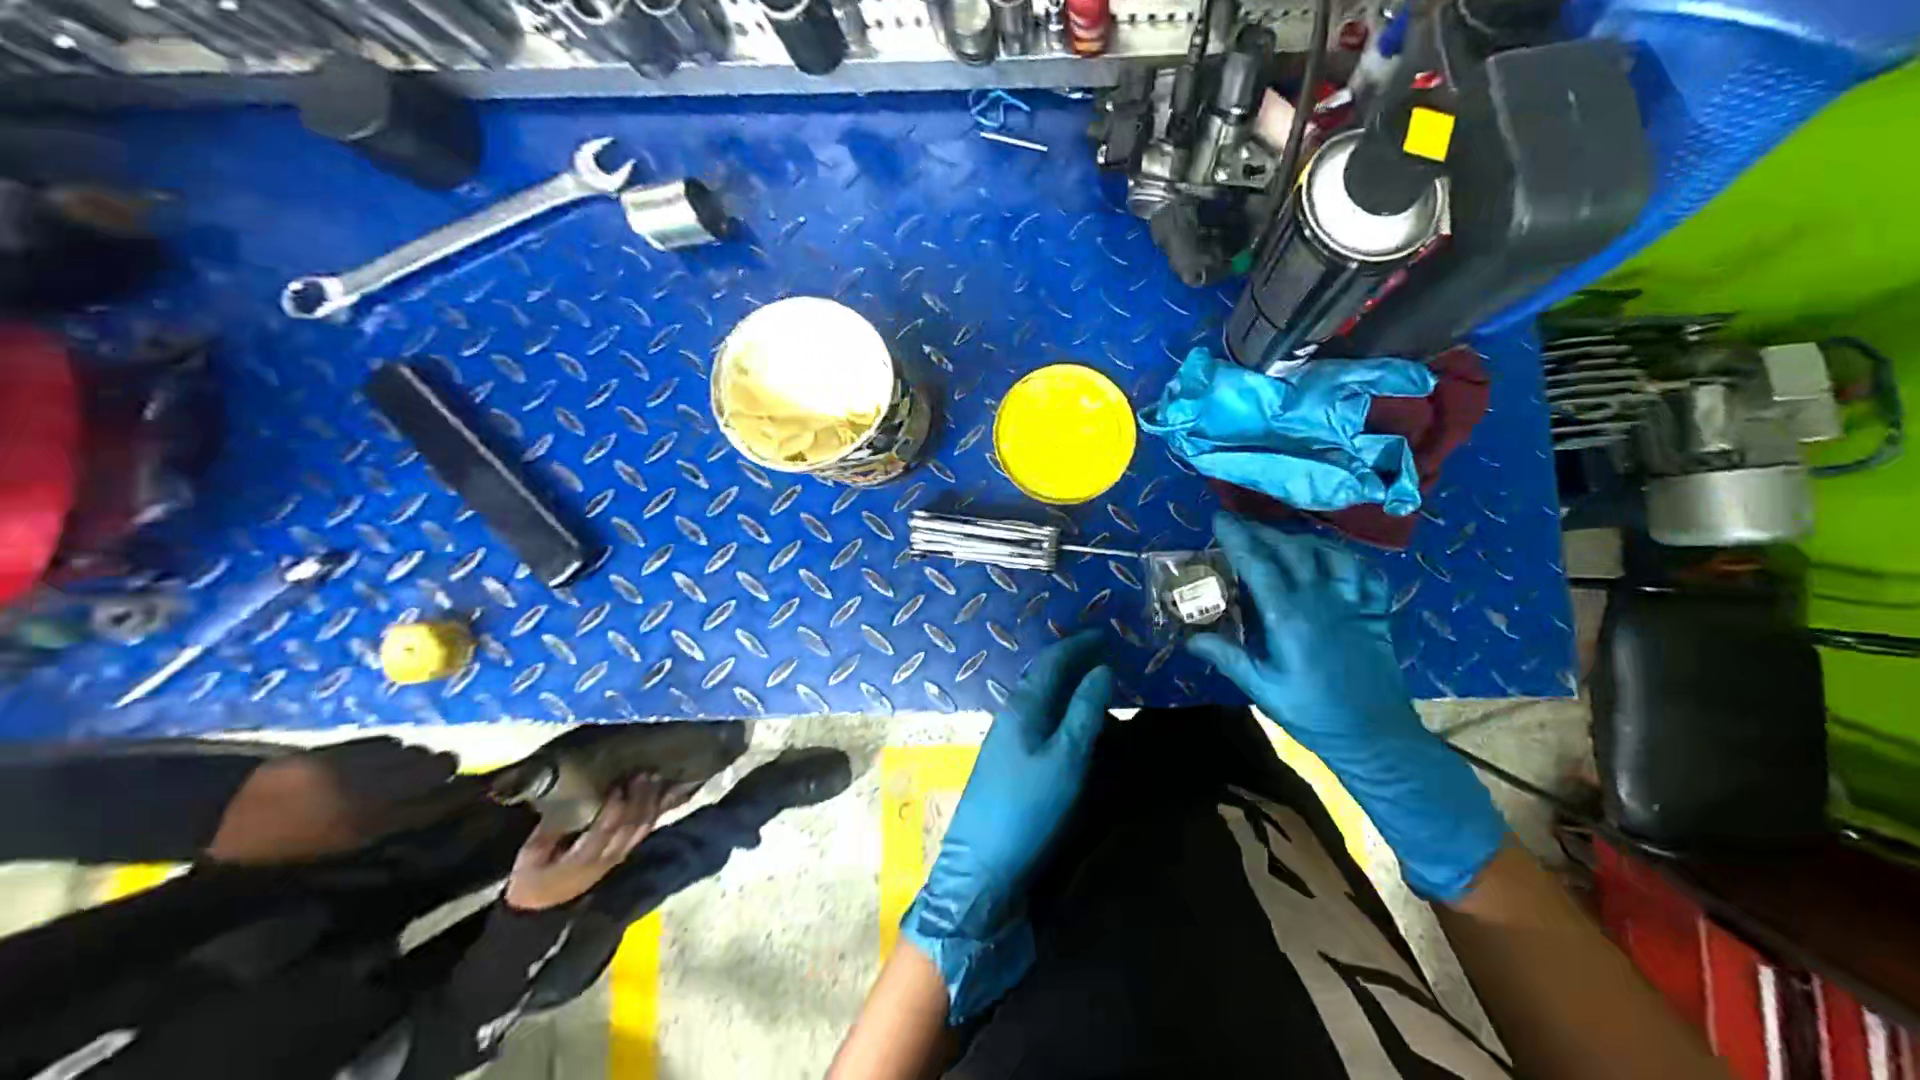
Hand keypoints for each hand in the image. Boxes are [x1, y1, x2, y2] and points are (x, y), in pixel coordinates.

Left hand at [205, 736, 468, 864]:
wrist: (211, 820)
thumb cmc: (272, 853)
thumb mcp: (331, 852)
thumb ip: (383, 829)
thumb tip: (428, 809)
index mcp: (369, 827)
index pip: (439, 802)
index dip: (466, 793)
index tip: (484, 787)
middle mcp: (371, 793)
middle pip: (435, 767)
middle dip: (444, 769)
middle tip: (443, 773)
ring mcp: (354, 766)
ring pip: (411, 751)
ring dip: (416, 757)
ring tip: (407, 766)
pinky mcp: (337, 747)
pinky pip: (382, 742)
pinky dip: (389, 748)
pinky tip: (381, 757)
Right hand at [504, 776, 663, 911]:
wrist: (539, 906)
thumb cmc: (532, 875)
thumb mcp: (530, 854)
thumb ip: (548, 830)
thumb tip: (564, 801)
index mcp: (581, 859)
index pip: (604, 832)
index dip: (614, 809)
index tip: (617, 786)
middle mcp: (606, 858)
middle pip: (630, 827)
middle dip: (639, 799)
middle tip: (644, 774)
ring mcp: (618, 857)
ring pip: (642, 829)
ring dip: (651, 802)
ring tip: (655, 778)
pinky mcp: (623, 853)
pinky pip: (644, 831)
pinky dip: (656, 811)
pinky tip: (664, 794)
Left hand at [901, 629, 1112, 1022]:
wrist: (981, 865)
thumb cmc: (1027, 807)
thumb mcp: (1066, 759)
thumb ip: (1084, 712)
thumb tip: (1103, 668)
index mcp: (1023, 706)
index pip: (1052, 662)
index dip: (1079, 645)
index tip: (1106, 632)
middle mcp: (1012, 714)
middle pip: (1045, 677)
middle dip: (1075, 660)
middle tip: (1108, 651)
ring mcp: (1007, 738)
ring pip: (1043, 699)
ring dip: (1069, 685)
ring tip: (1099, 681)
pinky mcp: (1009, 761)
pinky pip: (1041, 720)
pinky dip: (1063, 711)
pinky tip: (1076, 722)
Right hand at [1185, 512, 1505, 901]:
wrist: (1374, 735)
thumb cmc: (1311, 713)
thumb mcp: (1260, 687)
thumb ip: (1225, 656)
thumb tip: (1187, 637)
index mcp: (1288, 615)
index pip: (1257, 562)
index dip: (1236, 536)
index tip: (1219, 518)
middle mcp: (1321, 598)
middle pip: (1290, 548)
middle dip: (1261, 530)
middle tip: (1238, 524)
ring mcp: (1353, 601)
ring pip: (1326, 552)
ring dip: (1298, 538)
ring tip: (1278, 538)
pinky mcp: (1375, 611)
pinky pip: (1363, 570)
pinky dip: (1344, 556)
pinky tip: (1330, 558)